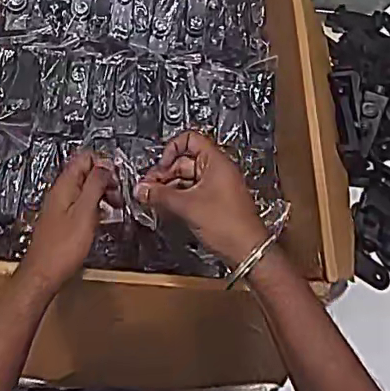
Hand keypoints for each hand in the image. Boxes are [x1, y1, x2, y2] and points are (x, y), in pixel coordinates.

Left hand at [17, 151, 112, 293]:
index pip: (85, 157)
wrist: (42, 276)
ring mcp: (60, 206)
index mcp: (65, 184)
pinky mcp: (61, 220)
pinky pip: (80, 203)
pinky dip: (93, 206)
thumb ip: (96, 184)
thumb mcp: (85, 211)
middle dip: (104, 179)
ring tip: (114, 207)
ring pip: (84, 188)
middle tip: (118, 196)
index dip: (103, 164)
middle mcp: (60, 191)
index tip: (116, 180)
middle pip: (85, 172)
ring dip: (101, 193)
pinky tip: (100, 219)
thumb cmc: (64, 246)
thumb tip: (105, 163)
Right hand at [136, 131, 267, 262]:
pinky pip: (192, 191)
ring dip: (169, 187)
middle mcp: (217, 169)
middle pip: (184, 161)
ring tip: (153, 199)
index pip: (190, 139)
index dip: (172, 149)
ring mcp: (216, 185)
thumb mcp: (188, 206)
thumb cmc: (227, 224)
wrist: (247, 250)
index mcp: (215, 161)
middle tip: (148, 188)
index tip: (160, 167)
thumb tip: (142, 189)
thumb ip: (161, 195)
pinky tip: (166, 206)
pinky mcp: (214, 200)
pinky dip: (178, 196)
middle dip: (165, 173)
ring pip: (187, 178)